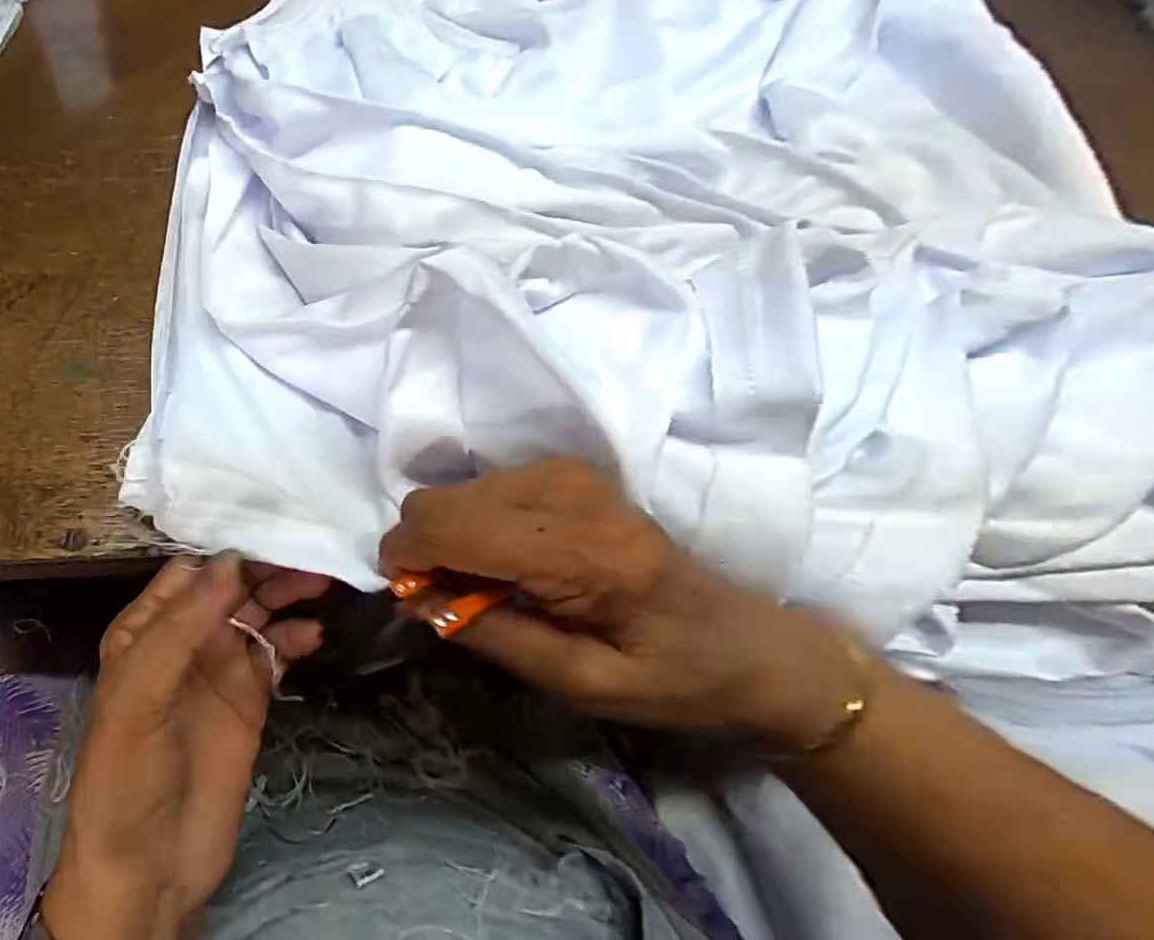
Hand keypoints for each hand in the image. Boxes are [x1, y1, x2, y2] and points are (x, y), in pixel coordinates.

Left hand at [41, 554, 328, 939]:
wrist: (150, 865)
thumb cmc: (127, 773)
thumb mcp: (139, 694)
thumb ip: (180, 626)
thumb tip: (229, 562)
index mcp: (147, 629)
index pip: (191, 573)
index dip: (228, 553)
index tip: (271, 534)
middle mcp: (185, 640)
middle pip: (230, 588)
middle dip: (266, 569)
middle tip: (308, 556)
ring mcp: (219, 668)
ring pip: (257, 615)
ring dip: (286, 597)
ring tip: (320, 585)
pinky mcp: (249, 699)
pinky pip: (275, 655)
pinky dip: (295, 640)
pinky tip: (313, 635)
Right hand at [379, 458, 869, 748]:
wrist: (748, 641)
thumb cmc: (672, 676)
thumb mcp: (578, 683)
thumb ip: (490, 636)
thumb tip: (413, 599)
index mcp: (579, 552)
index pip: (451, 528)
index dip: (406, 558)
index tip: (405, 597)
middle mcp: (565, 493)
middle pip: (437, 501)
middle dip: (419, 549)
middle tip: (444, 599)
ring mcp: (564, 472)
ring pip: (450, 491)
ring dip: (443, 537)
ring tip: (480, 584)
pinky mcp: (563, 469)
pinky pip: (477, 487)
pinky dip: (468, 523)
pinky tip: (501, 559)